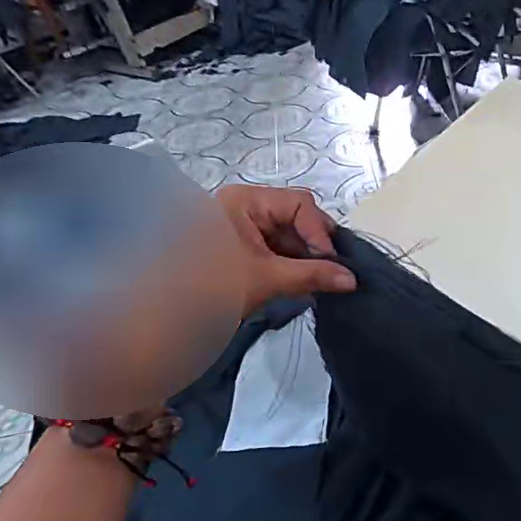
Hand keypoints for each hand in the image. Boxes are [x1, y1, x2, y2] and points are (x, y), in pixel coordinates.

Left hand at [216, 185, 356, 314]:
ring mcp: (242, 229)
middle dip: (315, 244)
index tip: (333, 262)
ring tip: (323, 279)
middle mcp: (244, 208)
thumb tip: (352, 280)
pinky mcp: (242, 250)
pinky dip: (293, 265)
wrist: (169, 318)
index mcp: (245, 201)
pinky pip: (276, 250)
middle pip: (295, 217)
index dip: (320, 232)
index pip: (298, 205)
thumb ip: (312, 275)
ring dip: (307, 257)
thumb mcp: (268, 278)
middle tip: (334, 270)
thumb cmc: (215, 288)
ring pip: (288, 236)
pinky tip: (306, 282)